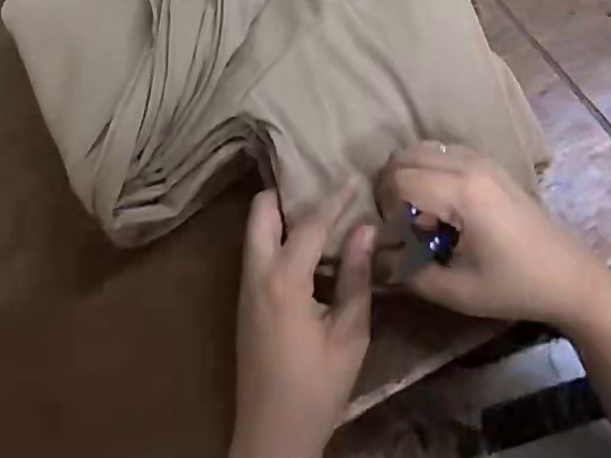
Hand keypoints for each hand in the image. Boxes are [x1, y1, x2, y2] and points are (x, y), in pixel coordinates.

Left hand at [229, 184, 375, 457]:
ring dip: (281, 214)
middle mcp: (256, 275)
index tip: (354, 179)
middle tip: (321, 188)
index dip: (334, 199)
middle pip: (260, 212)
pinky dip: (277, 235)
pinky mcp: (244, 302)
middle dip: (287, 194)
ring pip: (254, 230)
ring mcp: (245, 288)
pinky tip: (306, 245)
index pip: (309, 224)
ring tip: (318, 210)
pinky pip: (257, 251)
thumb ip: (356, 277)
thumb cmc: (317, 388)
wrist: (271, 438)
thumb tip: (366, 229)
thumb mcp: (349, 335)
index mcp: (283, 281)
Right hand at [376, 142, 610, 328]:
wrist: (567, 274)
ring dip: (411, 175)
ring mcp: (481, 158)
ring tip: (424, 216)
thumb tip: (375, 260)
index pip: (400, 180)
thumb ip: (409, 273)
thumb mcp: (457, 291)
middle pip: (406, 155)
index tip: (394, 235)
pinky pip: (443, 151)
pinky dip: (429, 170)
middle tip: (401, 223)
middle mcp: (469, 164)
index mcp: (463, 192)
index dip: (385, 206)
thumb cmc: (514, 286)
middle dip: (392, 186)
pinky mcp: (489, 161)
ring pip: (423, 148)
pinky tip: (444, 206)